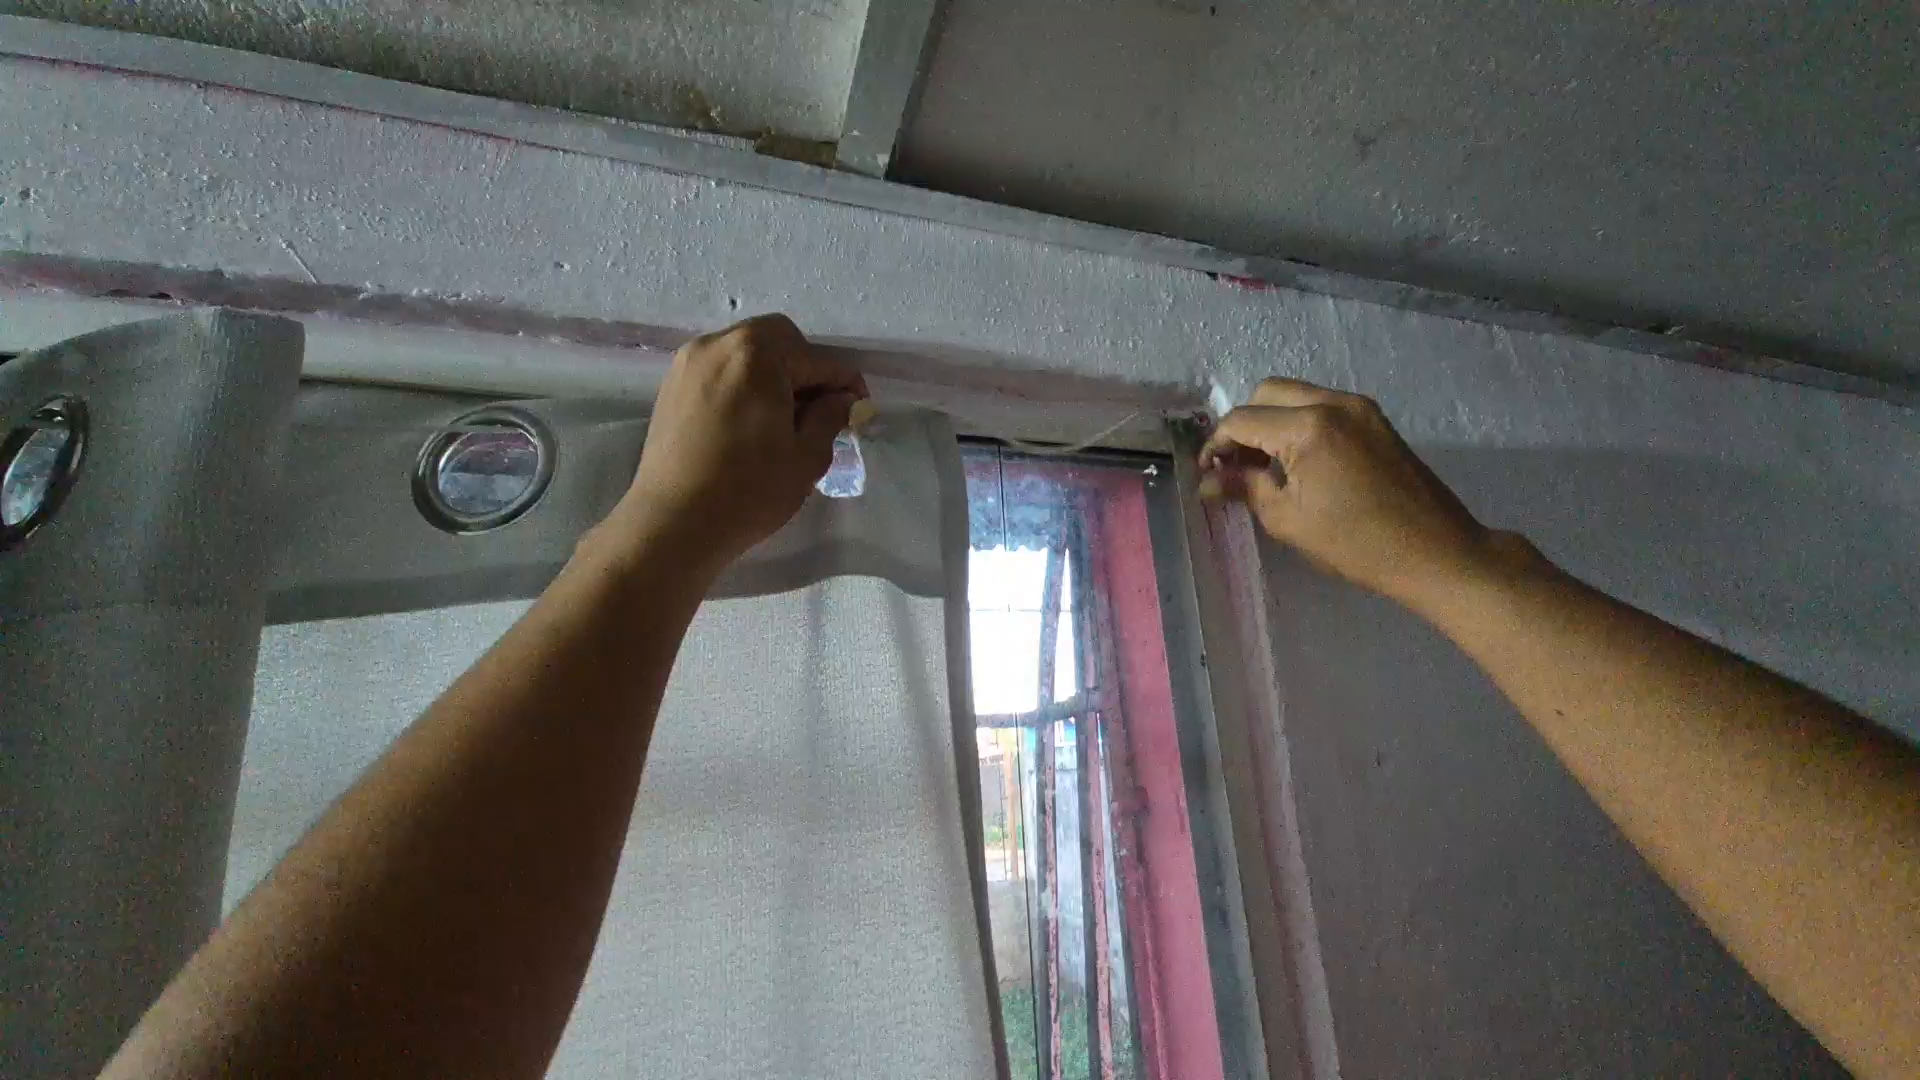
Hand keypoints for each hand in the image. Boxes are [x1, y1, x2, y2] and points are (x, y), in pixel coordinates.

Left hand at [608, 314, 866, 570]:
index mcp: (757, 354)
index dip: (845, 382)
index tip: (860, 407)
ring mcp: (688, 364)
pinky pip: (721, 372)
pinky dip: (743, 386)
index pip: (817, 358)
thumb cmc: (749, 490)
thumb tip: (842, 399)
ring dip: (773, 376)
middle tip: (820, 411)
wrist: (674, 523)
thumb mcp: (806, 456)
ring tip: (785, 420)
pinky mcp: (671, 387)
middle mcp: (718, 344)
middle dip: (805, 370)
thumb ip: (830, 417)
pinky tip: (751, 424)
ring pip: (746, 354)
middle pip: (778, 341)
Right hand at [1199, 378, 1514, 606]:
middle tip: (1235, 466)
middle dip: (1243, 425)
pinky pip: (1321, 406)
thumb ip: (1243, 488)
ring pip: (1294, 395)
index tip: (1208, 475)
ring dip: (1270, 422)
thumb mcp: (1287, 519)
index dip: (1216, 446)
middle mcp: (1333, 403)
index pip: (1242, 420)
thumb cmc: (1354, 543)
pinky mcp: (1375, 419)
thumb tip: (1205, 481)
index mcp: (1308, 427)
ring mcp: (1359, 408)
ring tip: (1264, 467)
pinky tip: (1297, 463)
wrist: (1436, 552)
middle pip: (1266, 393)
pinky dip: (1298, 423)